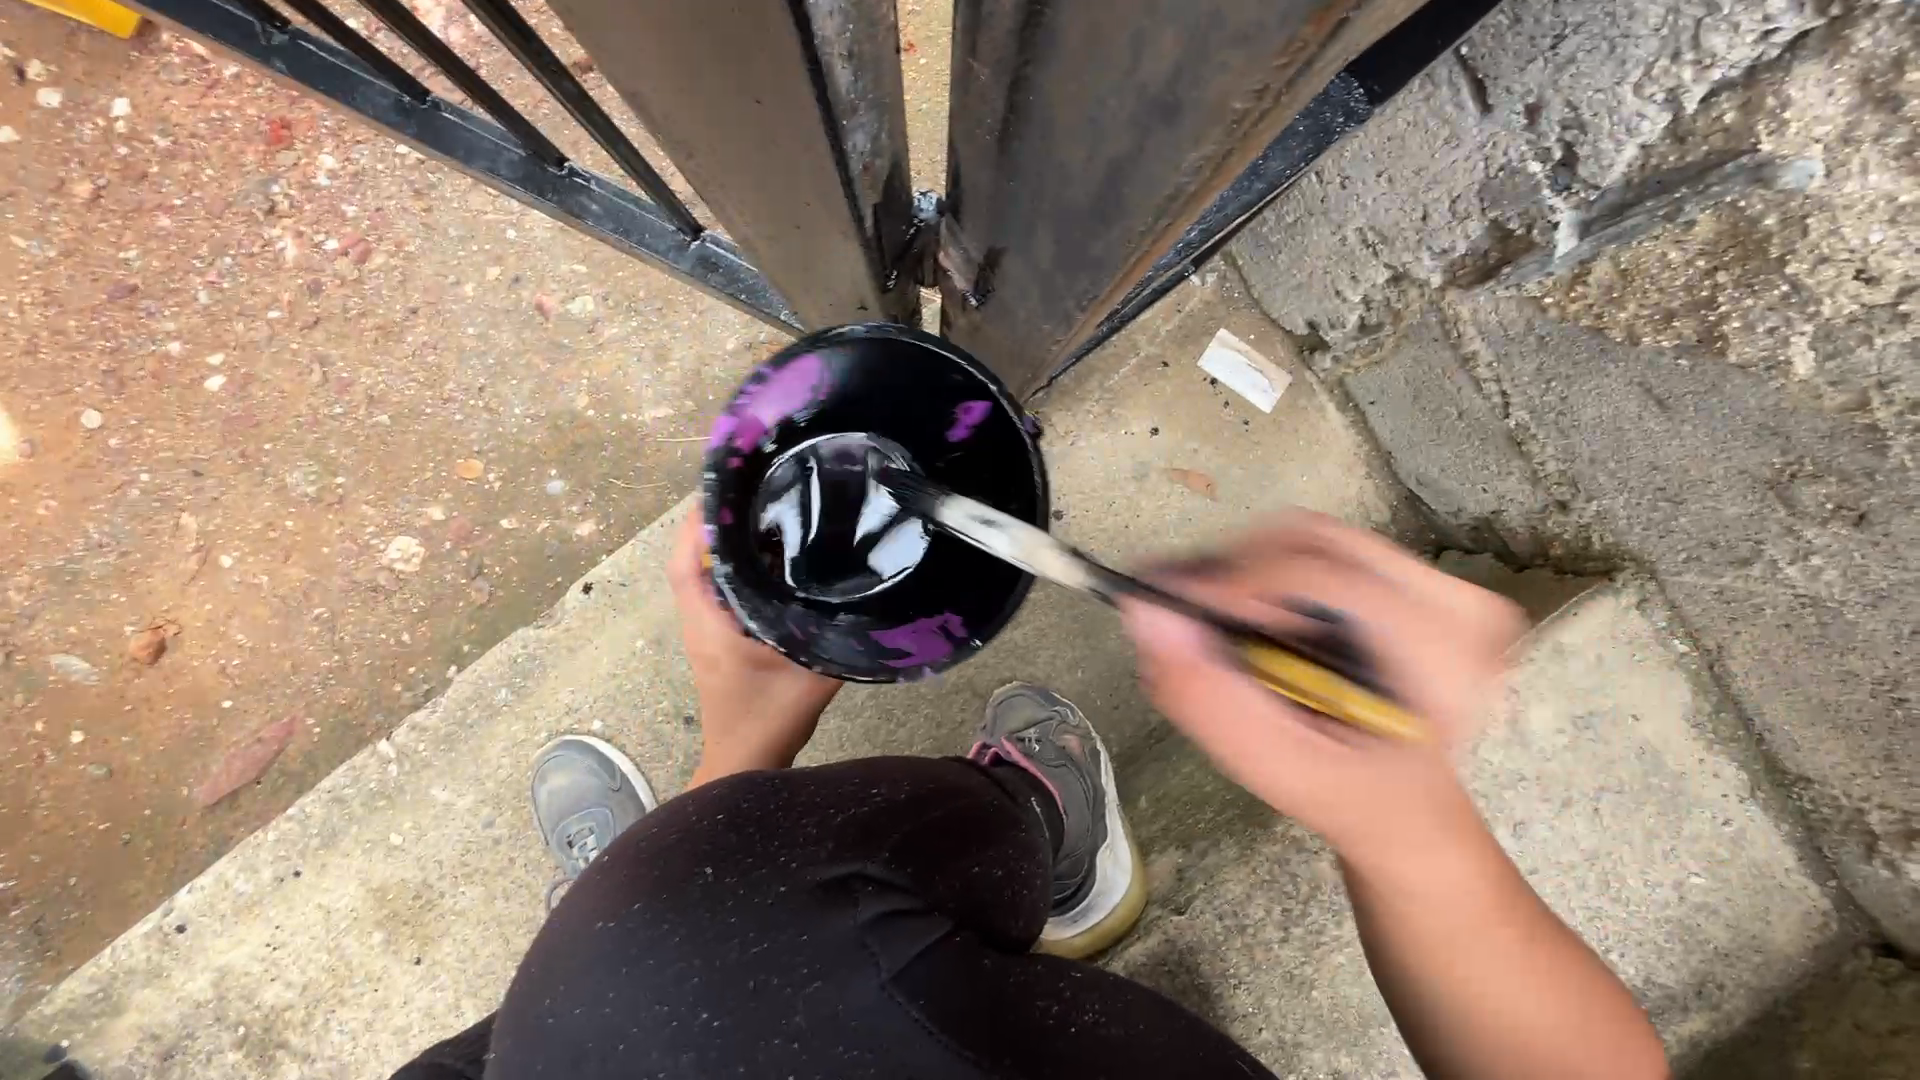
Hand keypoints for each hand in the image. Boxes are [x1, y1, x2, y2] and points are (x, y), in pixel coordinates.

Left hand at [667, 511, 841, 785]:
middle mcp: (700, 621)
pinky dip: (739, 569)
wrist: (745, 764)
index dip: (697, 524)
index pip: (686, 562)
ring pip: (707, 575)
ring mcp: (707, 631)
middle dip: (716, 524)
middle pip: (694, 560)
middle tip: (755, 493)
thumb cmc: (767, 720)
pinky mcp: (720, 639)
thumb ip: (837, 637)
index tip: (726, 491)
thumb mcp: (811, 676)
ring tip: (767, 516)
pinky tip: (775, 560)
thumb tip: (866, 596)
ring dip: (727, 546)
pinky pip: (721, 591)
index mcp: (709, 624)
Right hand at [1118, 511, 1525, 865]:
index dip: (1234, 581)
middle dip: (1230, 567)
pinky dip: (1264, 568)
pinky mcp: (1416, 576)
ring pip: (1308, 535)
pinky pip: (1317, 545)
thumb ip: (1208, 696)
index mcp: (1442, 660)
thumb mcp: (1271, 764)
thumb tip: (1146, 612)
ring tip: (1206, 611)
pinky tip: (1245, 611)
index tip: (1165, 602)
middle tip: (1176, 605)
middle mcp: (1458, 607)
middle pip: (1312, 540)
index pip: (1324, 579)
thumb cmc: (1342, 790)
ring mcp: (1441, 584)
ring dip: (1243, 566)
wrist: (1400, 800)